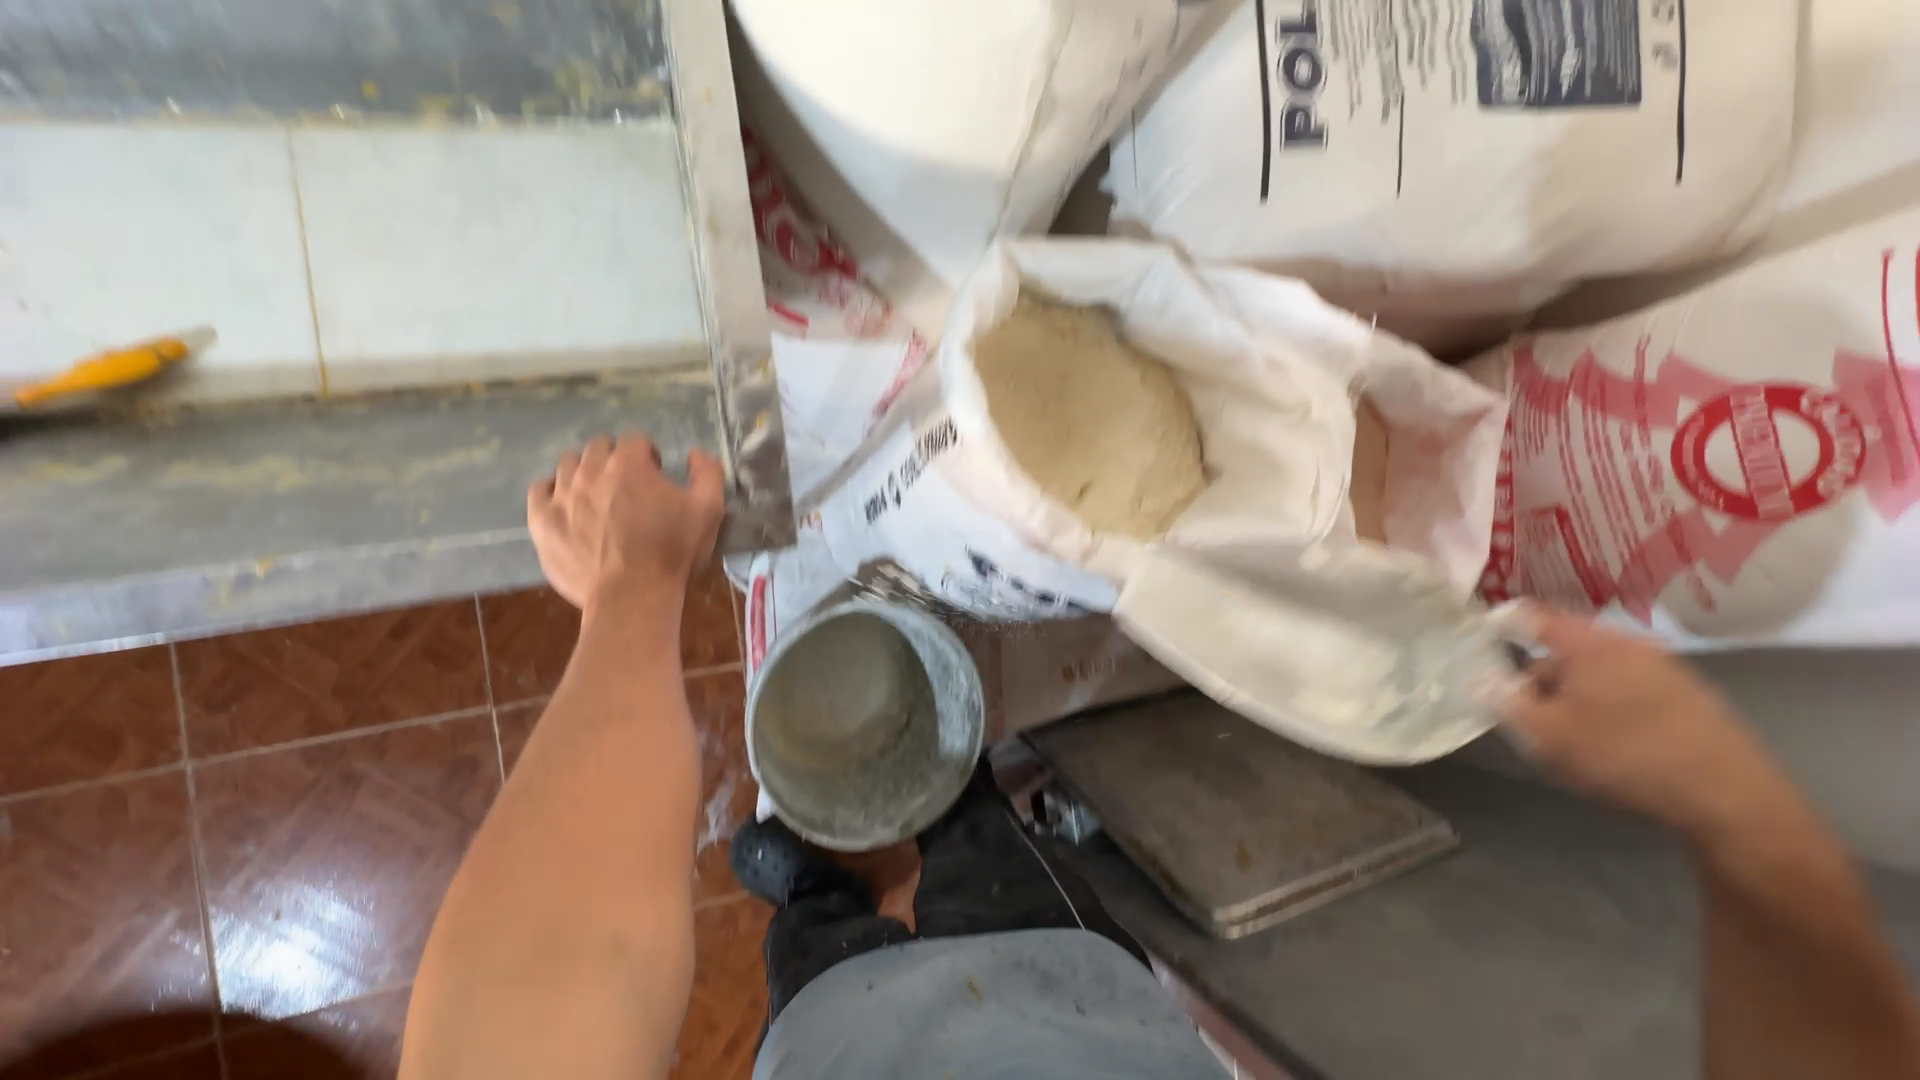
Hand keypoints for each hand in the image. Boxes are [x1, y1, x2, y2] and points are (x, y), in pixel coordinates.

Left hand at [527, 434, 725, 611]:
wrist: (630, 596)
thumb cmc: (672, 552)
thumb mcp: (708, 511)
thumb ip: (708, 473)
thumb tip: (696, 453)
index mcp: (630, 464)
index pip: (636, 439)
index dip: (648, 455)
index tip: (656, 474)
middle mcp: (591, 470)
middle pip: (599, 447)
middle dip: (615, 459)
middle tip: (628, 486)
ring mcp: (562, 494)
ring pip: (568, 464)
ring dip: (584, 472)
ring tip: (597, 497)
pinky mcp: (542, 519)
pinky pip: (540, 489)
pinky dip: (553, 492)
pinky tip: (568, 507)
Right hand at [1496, 605, 1793, 846]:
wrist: (1732, 801)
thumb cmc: (1623, 756)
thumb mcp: (1546, 735)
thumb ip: (1504, 702)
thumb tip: (1478, 680)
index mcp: (1588, 644)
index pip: (1530, 617)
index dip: (1499, 625)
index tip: (1478, 641)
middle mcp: (1629, 645)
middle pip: (1566, 649)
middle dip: (1538, 677)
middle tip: (1522, 714)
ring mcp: (1667, 672)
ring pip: (1600, 673)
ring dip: (1576, 695)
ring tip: (1567, 735)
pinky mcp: (1694, 702)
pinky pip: (1632, 692)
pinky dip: (1610, 708)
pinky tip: (1612, 745)